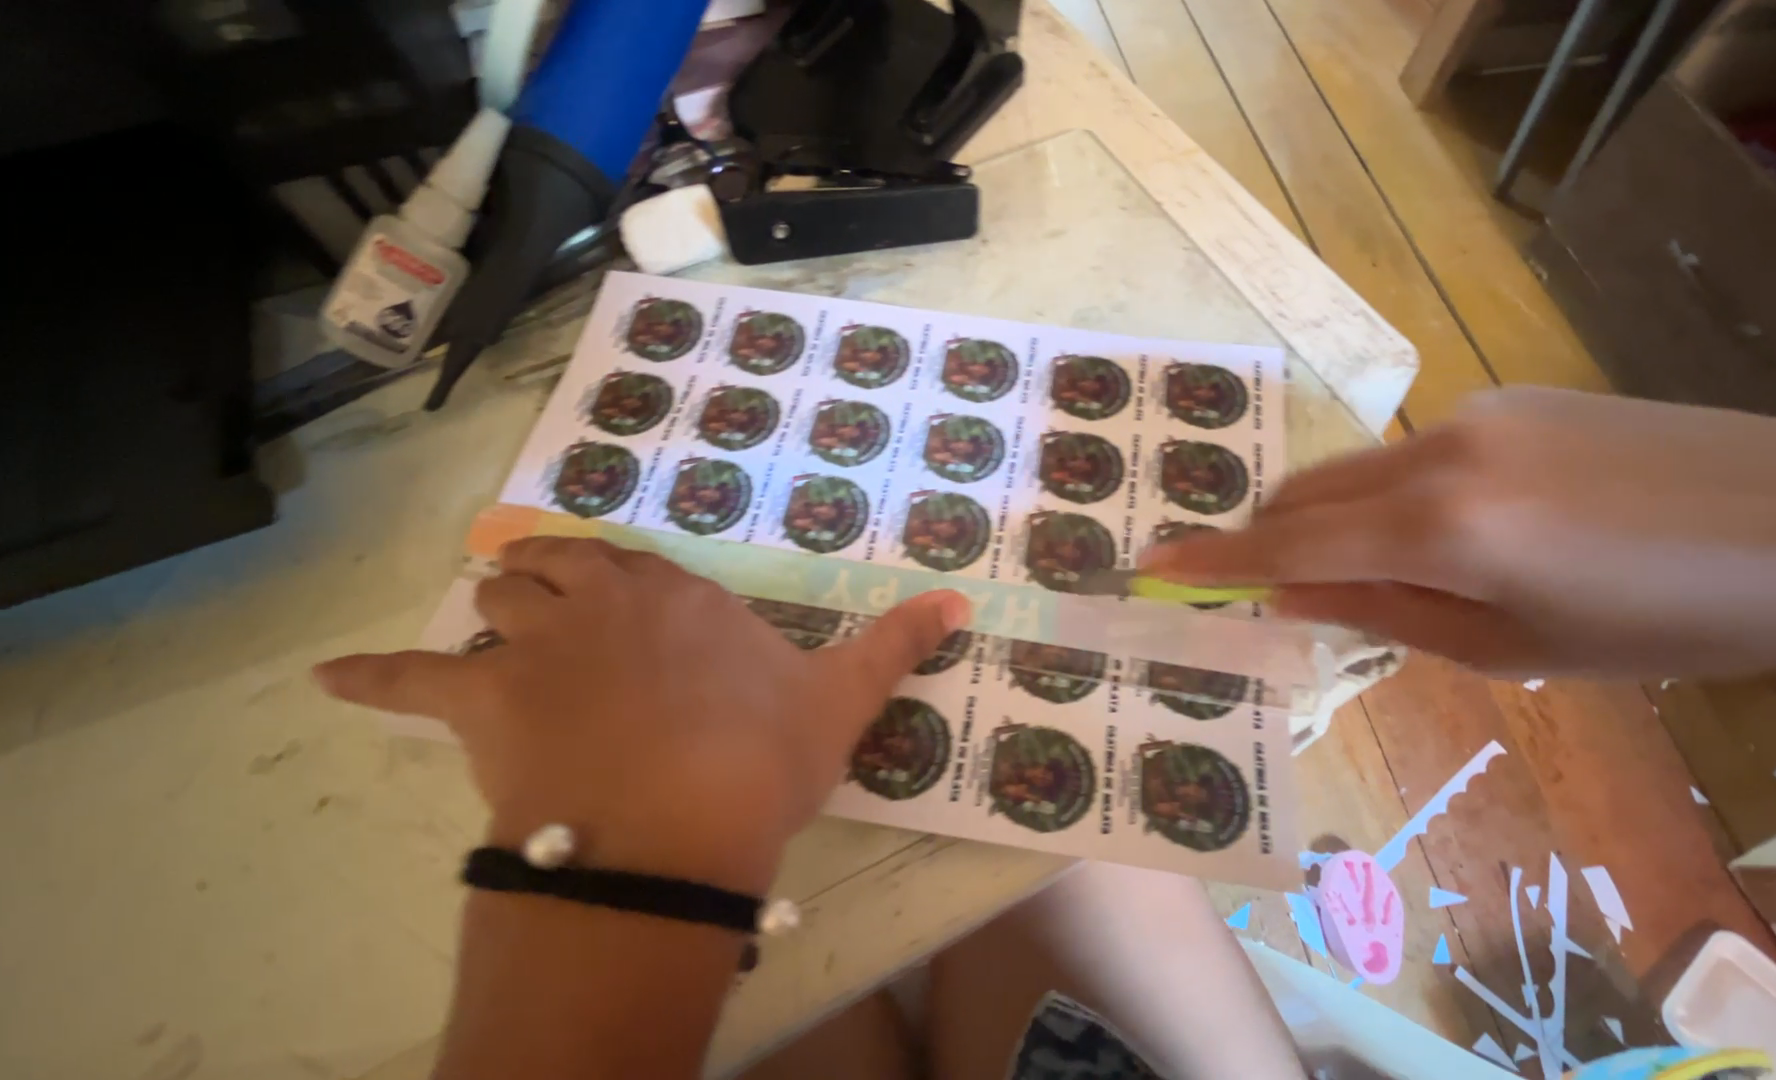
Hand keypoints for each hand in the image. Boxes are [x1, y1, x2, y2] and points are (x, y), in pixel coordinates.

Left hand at [315, 537, 968, 892]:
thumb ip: (898, 643)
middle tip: (565, 610)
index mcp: (681, 594)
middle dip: (559, 582)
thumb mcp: (843, 697)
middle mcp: (607, 599)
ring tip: (500, 628)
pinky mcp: (483, 701)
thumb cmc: (761, 756)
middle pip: (561, 569)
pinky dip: (373, 677)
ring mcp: (538, 643)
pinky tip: (326, 678)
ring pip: (498, 601)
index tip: (640, 614)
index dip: (634, 587)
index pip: (642, 567)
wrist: (678, 825)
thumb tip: (963, 601)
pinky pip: (412, 680)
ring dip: (498, 609)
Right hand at [1142, 388, 1775, 677]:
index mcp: (1440, 530)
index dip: (1214, 560)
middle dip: (1266, 536)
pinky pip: (1410, 451)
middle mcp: (1438, 455)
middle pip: (1305, 493)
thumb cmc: (1666, 622)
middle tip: (1259, 581)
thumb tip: (1287, 597)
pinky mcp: (1509, 398)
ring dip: (1332, 517)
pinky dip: (1392, 494)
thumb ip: (1380, 613)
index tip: (1151, 563)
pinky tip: (1460, 525)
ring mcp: (1473, 416)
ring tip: (1384, 566)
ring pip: (1354, 469)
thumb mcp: (1510, 648)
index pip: (1290, 547)